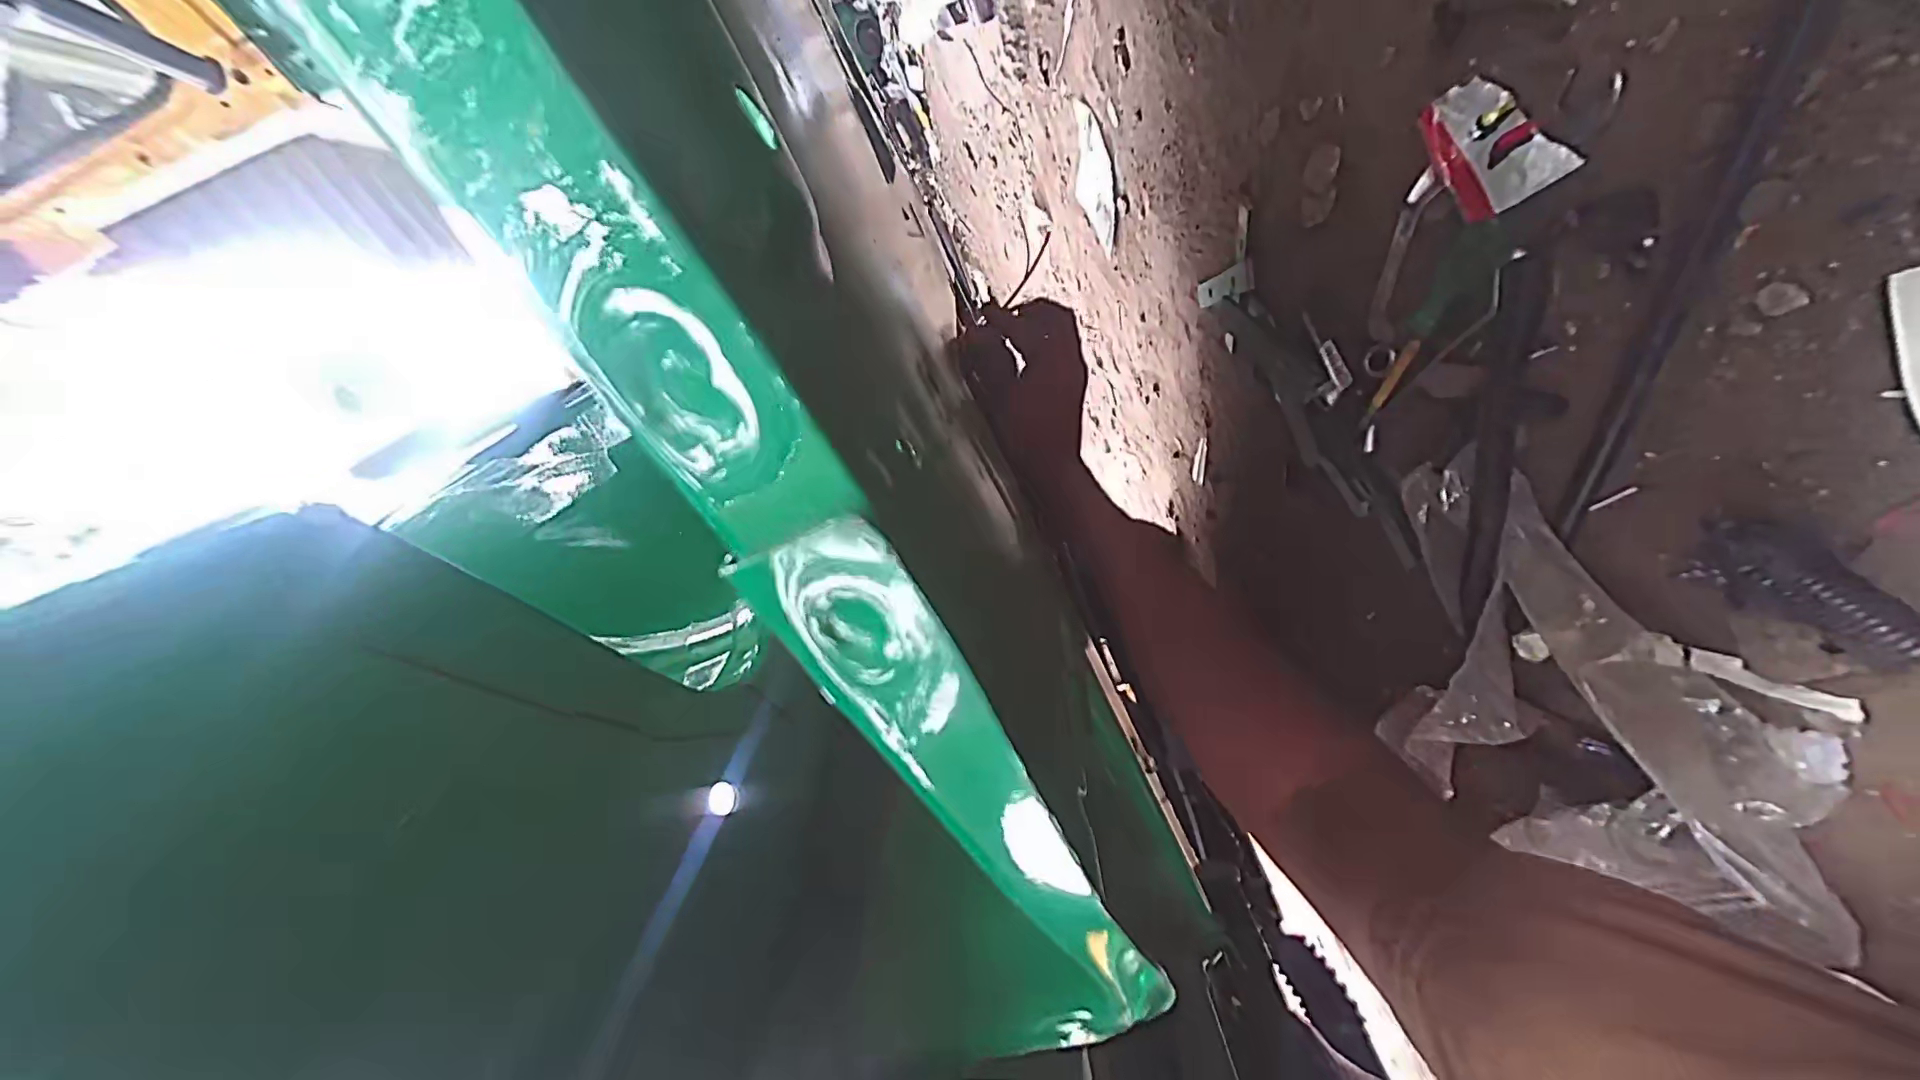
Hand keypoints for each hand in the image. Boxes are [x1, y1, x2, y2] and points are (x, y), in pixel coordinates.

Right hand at [958, 299, 1089, 499]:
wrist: (1052, 469)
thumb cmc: (1029, 440)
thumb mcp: (999, 396)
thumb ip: (987, 360)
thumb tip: (975, 335)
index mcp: (1051, 357)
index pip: (1024, 323)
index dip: (998, 317)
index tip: (982, 316)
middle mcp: (1069, 360)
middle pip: (1054, 316)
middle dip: (1026, 310)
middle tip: (1002, 317)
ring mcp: (1074, 373)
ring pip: (1062, 331)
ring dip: (1038, 325)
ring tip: (1013, 333)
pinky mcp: (1073, 386)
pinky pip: (1063, 349)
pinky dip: (1045, 343)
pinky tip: (1026, 357)